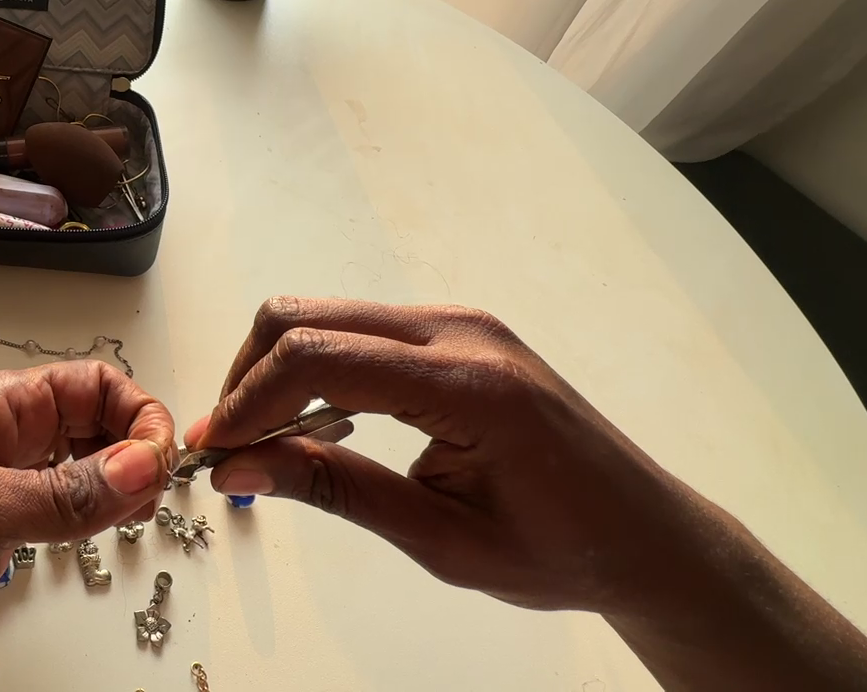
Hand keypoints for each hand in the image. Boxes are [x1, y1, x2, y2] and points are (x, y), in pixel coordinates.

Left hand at [0, 360, 174, 691]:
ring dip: (122, 479)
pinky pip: (60, 508)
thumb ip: (57, 492)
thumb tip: (145, 464)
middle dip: (136, 442)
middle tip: (156, 493)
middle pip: (93, 418)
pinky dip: (95, 515)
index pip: (88, 383)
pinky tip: (107, 531)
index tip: (160, 459)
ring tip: (139, 513)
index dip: (135, 410)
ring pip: (83, 463)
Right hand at [186, 298, 866, 690]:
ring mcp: (452, 319)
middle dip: (249, 375)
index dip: (249, 397)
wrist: (650, 535)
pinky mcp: (446, 327)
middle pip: (304, 317)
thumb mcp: (439, 540)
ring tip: (264, 433)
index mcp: (468, 385)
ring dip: (273, 368)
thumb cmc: (562, 552)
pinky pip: (349, 328)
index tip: (215, 446)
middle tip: (231, 440)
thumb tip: (237, 467)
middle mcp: (456, 329)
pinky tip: (310, 417)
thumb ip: (332, 490)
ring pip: (318, 314)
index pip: (319, 359)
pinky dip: (309, 366)